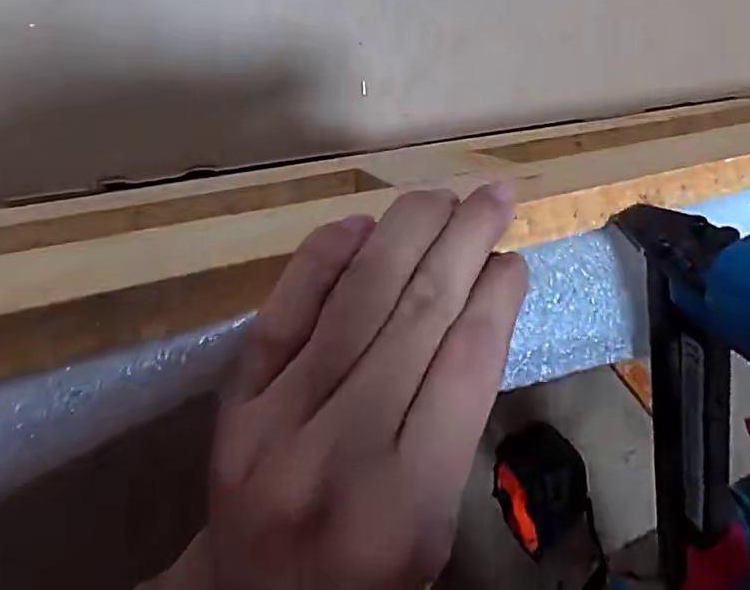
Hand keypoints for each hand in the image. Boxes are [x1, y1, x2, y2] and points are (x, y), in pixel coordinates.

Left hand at [154, 184, 529, 589]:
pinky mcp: (235, 398)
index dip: (497, 294)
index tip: (514, 256)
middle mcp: (338, 453)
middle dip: (463, 240)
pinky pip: (286, 306)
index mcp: (406, 503)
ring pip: (356, 297)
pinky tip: (363, 223)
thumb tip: (482, 299)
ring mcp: (275, 418)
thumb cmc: (365, 569)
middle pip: (417, 313)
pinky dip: (324, 255)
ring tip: (441, 198)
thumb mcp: (435, 520)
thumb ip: (460, 416)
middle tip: (493, 197)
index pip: (466, 363)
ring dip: (406, 232)